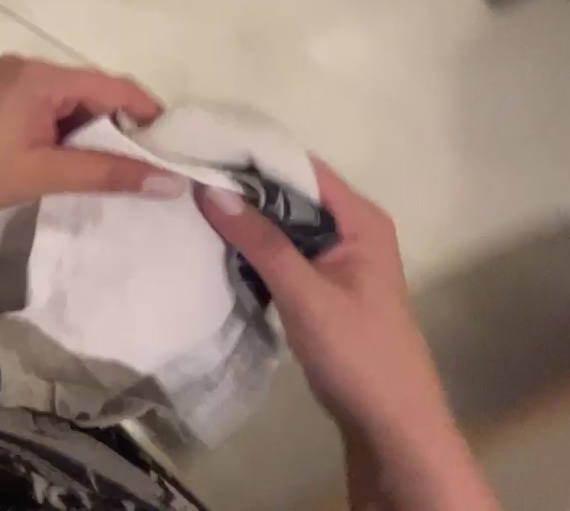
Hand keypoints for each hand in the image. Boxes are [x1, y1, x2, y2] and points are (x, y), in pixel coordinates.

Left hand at [0, 55, 177, 216]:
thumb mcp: (45, 173)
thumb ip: (108, 172)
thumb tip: (171, 181)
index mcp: (40, 76)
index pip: (113, 86)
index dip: (149, 115)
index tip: (178, 150)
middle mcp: (26, 67)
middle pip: (92, 90)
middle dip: (121, 126)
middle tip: (149, 167)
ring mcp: (8, 79)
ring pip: (69, 100)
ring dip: (92, 129)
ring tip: (115, 168)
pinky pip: (45, 104)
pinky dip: (65, 127)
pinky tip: (74, 157)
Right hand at [195, 162, 453, 448]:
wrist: (388, 423)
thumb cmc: (360, 354)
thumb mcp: (305, 295)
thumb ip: (260, 241)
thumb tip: (208, 188)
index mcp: (360, 221)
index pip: (300, 166)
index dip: (251, 153)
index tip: (200, 146)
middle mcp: (345, 226)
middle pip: (283, 186)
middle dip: (236, 179)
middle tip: (182, 169)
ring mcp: (327, 250)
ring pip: (274, 212)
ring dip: (236, 207)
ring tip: (184, 193)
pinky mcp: (310, 272)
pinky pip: (271, 238)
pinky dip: (242, 233)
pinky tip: (205, 230)